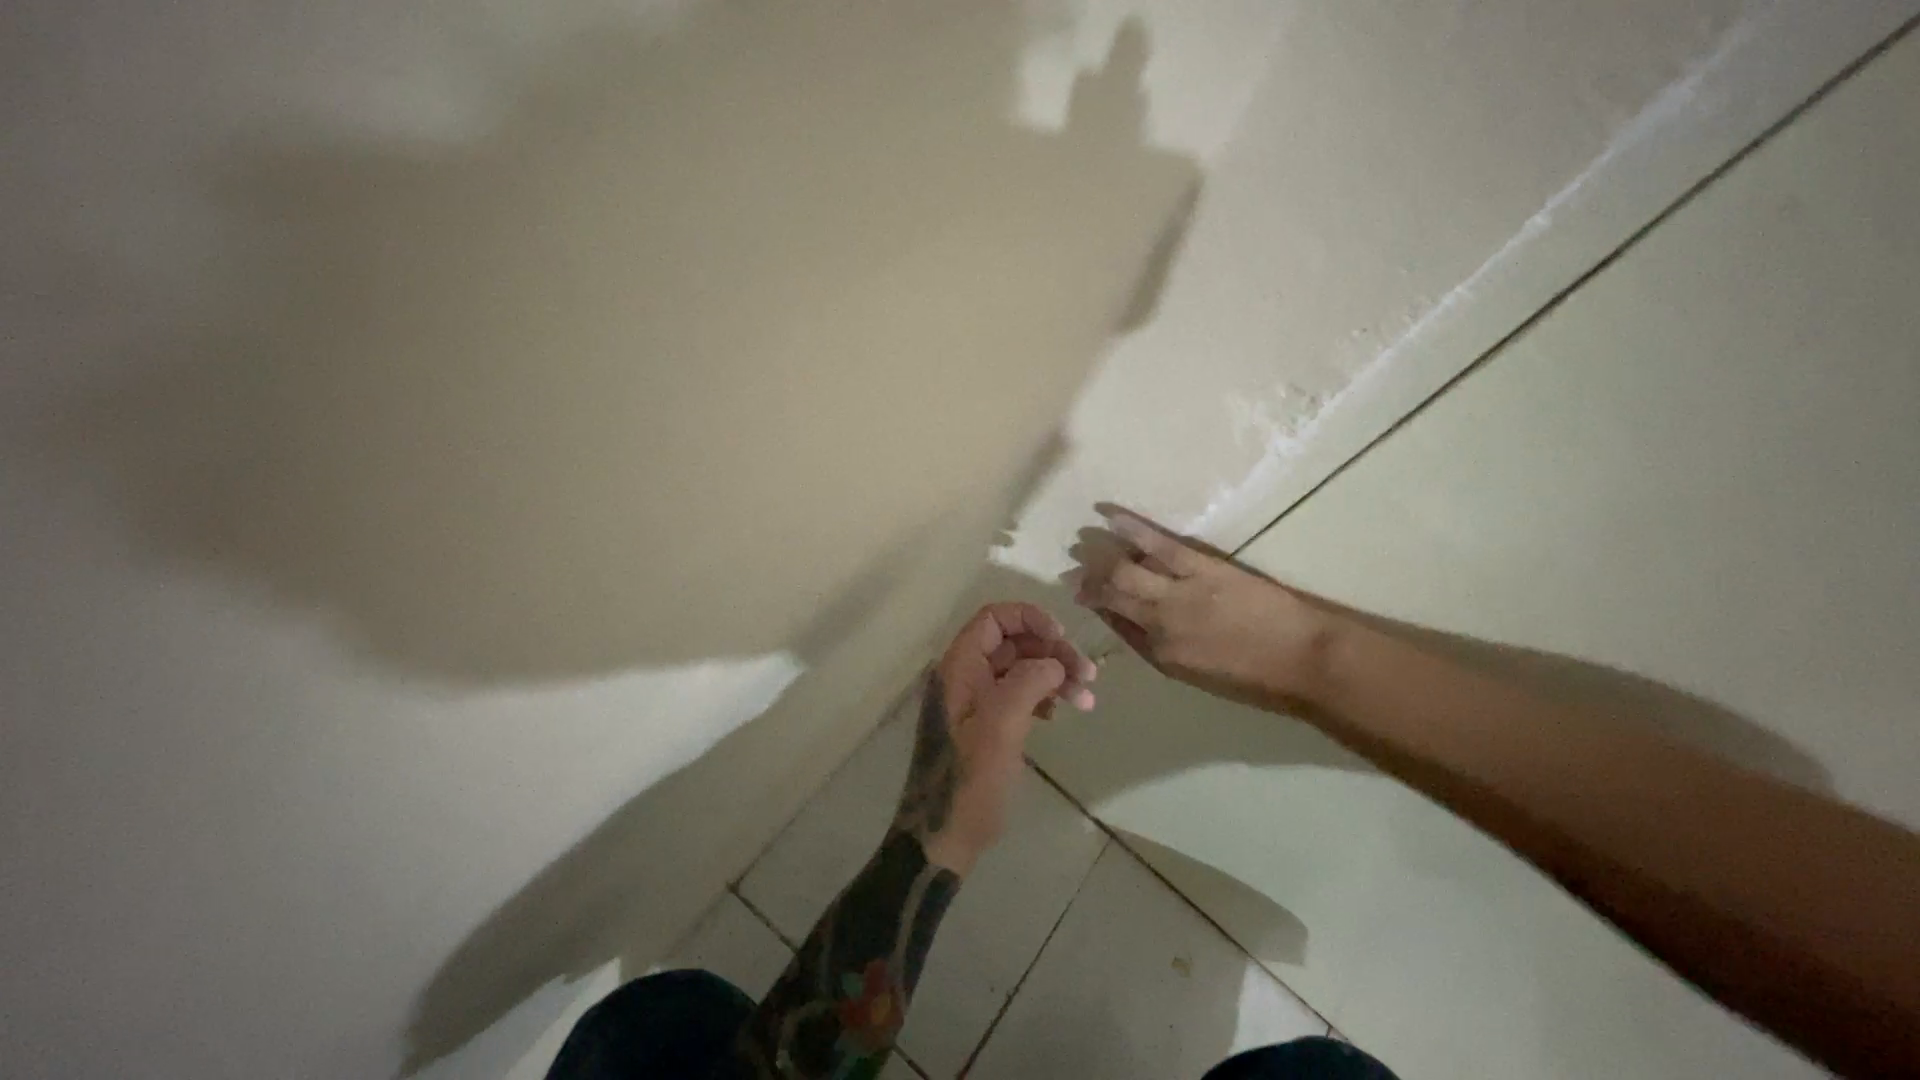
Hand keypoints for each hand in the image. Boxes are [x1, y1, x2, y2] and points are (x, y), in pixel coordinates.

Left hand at [895, 603, 1096, 875]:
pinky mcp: (987, 725)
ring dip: (1054, 677)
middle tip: (1088, 677)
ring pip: (1020, 669)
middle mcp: (965, 676)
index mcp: (959, 667)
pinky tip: (1061, 714)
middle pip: (1013, 643)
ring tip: (1086, 700)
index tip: (1063, 638)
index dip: (1030, 618)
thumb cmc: (968, 781)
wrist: (943, 836)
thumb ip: (1027, 682)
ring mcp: (975, 701)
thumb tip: (1053, 662)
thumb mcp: (1001, 726)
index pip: (994, 618)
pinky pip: (1019, 695)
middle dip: (1052, 652)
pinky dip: (1044, 697)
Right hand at [1070, 504, 1335, 708]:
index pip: (1118, 626)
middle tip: (1072, 574)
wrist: (1307, 660)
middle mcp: (1160, 623)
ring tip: (1082, 545)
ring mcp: (1179, 593)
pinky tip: (1109, 516)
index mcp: (1161, 654)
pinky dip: (1131, 529)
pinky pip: (1157, 545)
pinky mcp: (1202, 568)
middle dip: (1088, 584)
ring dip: (1098, 557)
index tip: (1085, 598)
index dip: (1100, 609)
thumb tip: (1139, 628)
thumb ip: (1164, 652)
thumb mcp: (1201, 678)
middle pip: (1112, 596)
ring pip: (1124, 571)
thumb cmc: (1259, 679)